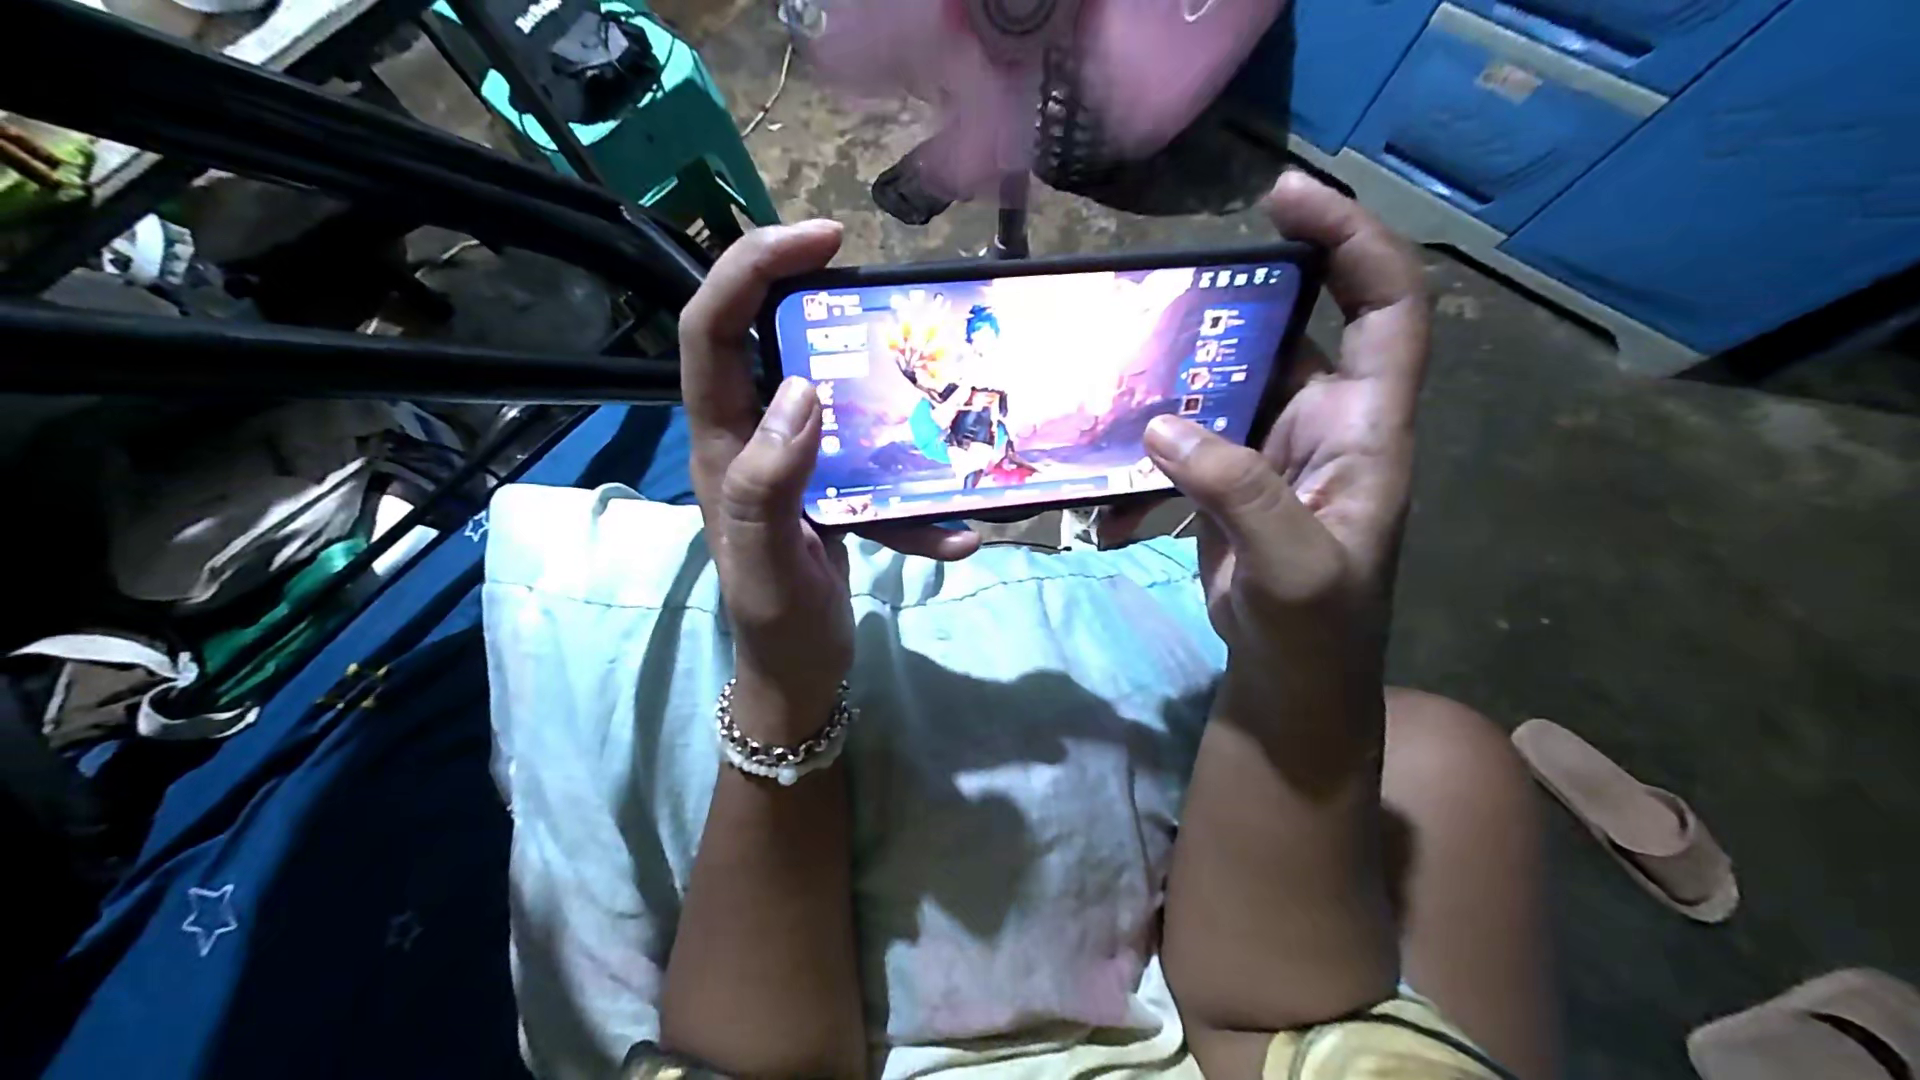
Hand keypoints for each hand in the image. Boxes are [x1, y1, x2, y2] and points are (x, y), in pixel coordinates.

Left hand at [680, 221, 980, 736]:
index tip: (824, 238)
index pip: (713, 331)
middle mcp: (753, 438)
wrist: (800, 673)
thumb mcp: (770, 563)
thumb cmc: (777, 625)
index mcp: (721, 445)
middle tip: (884, 293)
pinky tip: (956, 533)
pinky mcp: (834, 485)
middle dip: (820, 301)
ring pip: (834, 393)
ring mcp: (797, 461)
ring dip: (885, 389)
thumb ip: (767, 483)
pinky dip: (917, 492)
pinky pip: (877, 461)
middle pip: (771, 341)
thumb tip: (802, 391)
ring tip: (938, 392)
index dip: (753, 269)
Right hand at [1136, 173, 1429, 728]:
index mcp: (1367, 431)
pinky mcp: (1228, 482)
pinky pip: (1185, 446)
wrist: (1289, 679)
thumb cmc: (1317, 630)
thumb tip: (1163, 425)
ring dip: (1168, 391)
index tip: (1283, 201)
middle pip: (1285, 335)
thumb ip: (1241, 492)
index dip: (1350, 241)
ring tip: (1113, 398)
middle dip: (1225, 312)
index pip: (1388, 308)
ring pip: (1222, 388)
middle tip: (1158, 303)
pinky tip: (1114, 507)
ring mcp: (1269, 452)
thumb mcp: (1294, 566)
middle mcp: (1323, 425)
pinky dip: (1147, 467)